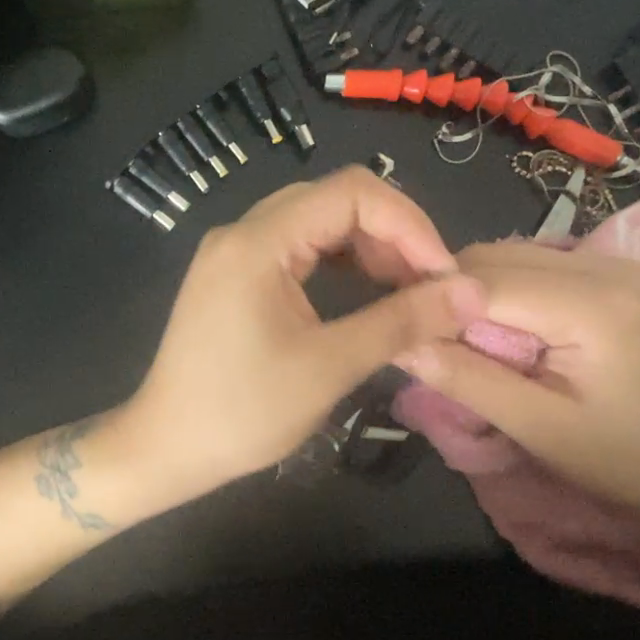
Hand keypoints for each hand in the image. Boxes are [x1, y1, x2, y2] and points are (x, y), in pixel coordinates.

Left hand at [115, 167, 482, 493]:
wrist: (165, 448)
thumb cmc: (242, 412)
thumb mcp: (330, 366)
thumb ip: (402, 321)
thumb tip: (474, 292)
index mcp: (256, 243)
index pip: (351, 192)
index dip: (409, 223)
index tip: (443, 276)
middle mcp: (239, 234)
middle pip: (332, 200)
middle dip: (391, 235)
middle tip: (429, 286)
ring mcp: (230, 256)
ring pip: (313, 224)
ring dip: (366, 249)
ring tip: (405, 293)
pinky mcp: (229, 280)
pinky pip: (292, 250)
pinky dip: (334, 264)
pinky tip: (363, 295)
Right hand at [400, 242, 639, 524]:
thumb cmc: (623, 456)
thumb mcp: (537, 428)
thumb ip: (466, 380)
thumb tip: (399, 345)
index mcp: (593, 305)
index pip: (482, 282)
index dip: (430, 304)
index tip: (394, 335)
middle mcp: (606, 266)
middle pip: (493, 258)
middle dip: (446, 295)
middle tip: (422, 341)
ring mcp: (613, 263)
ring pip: (508, 255)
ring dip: (469, 291)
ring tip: (455, 339)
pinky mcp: (612, 273)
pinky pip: (533, 264)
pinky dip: (499, 290)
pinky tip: (494, 329)